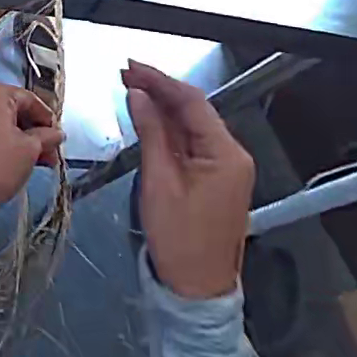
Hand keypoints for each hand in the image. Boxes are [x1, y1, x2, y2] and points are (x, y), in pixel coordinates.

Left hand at [0, 80, 64, 206]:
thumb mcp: (30, 149)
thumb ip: (47, 137)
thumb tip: (57, 133)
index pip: (30, 100)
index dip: (48, 119)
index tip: (58, 137)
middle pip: (16, 110)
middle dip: (36, 133)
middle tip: (51, 152)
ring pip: (4, 122)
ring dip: (23, 139)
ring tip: (40, 160)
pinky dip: (6, 141)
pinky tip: (20, 159)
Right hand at [124, 60, 253, 298]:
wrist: (197, 290)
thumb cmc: (179, 238)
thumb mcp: (159, 181)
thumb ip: (151, 131)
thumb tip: (138, 95)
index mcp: (226, 154)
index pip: (191, 102)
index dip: (160, 80)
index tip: (131, 66)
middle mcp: (231, 154)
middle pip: (193, 109)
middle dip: (159, 88)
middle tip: (125, 72)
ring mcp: (225, 166)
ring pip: (191, 123)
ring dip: (162, 105)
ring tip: (131, 86)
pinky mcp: (215, 176)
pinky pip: (190, 140)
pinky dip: (168, 126)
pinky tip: (147, 115)